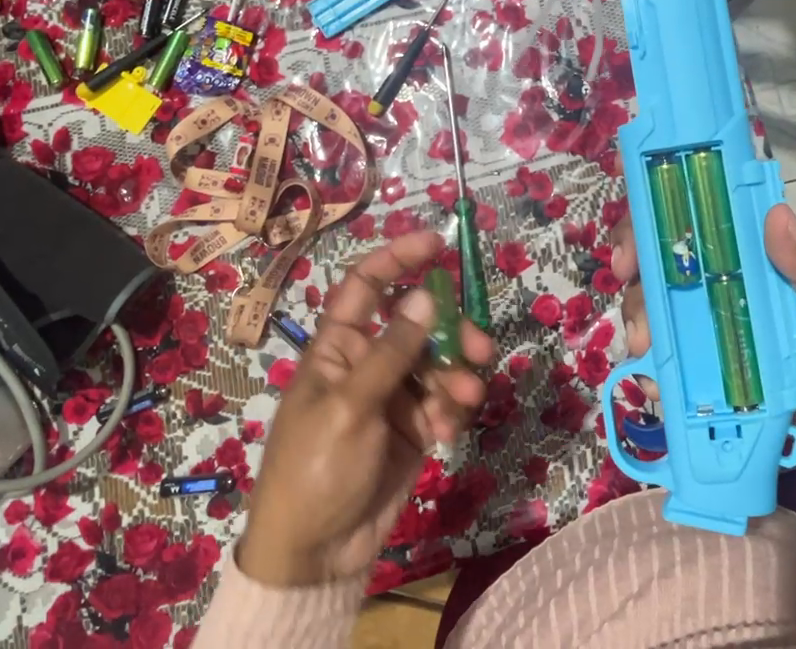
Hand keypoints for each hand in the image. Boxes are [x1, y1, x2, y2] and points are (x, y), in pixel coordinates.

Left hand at [237, 233, 495, 585]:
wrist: (317, 552)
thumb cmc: (316, 467)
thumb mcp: (351, 406)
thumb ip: (392, 351)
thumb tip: (425, 295)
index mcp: (338, 347)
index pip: (366, 286)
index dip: (397, 259)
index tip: (438, 242)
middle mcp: (368, 362)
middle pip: (418, 325)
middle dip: (451, 330)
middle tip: (479, 345)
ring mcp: (394, 396)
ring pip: (439, 363)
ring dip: (457, 377)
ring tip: (464, 402)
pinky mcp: (415, 428)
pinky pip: (444, 402)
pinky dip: (451, 411)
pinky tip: (446, 433)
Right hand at [612, 204, 795, 451]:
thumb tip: (778, 214)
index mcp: (755, 252)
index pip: (698, 214)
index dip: (655, 214)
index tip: (635, 242)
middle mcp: (723, 276)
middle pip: (662, 254)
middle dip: (634, 267)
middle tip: (628, 292)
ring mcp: (709, 318)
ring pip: (655, 301)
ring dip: (639, 318)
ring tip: (645, 349)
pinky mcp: (704, 359)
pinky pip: (666, 351)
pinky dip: (651, 362)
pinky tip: (654, 380)